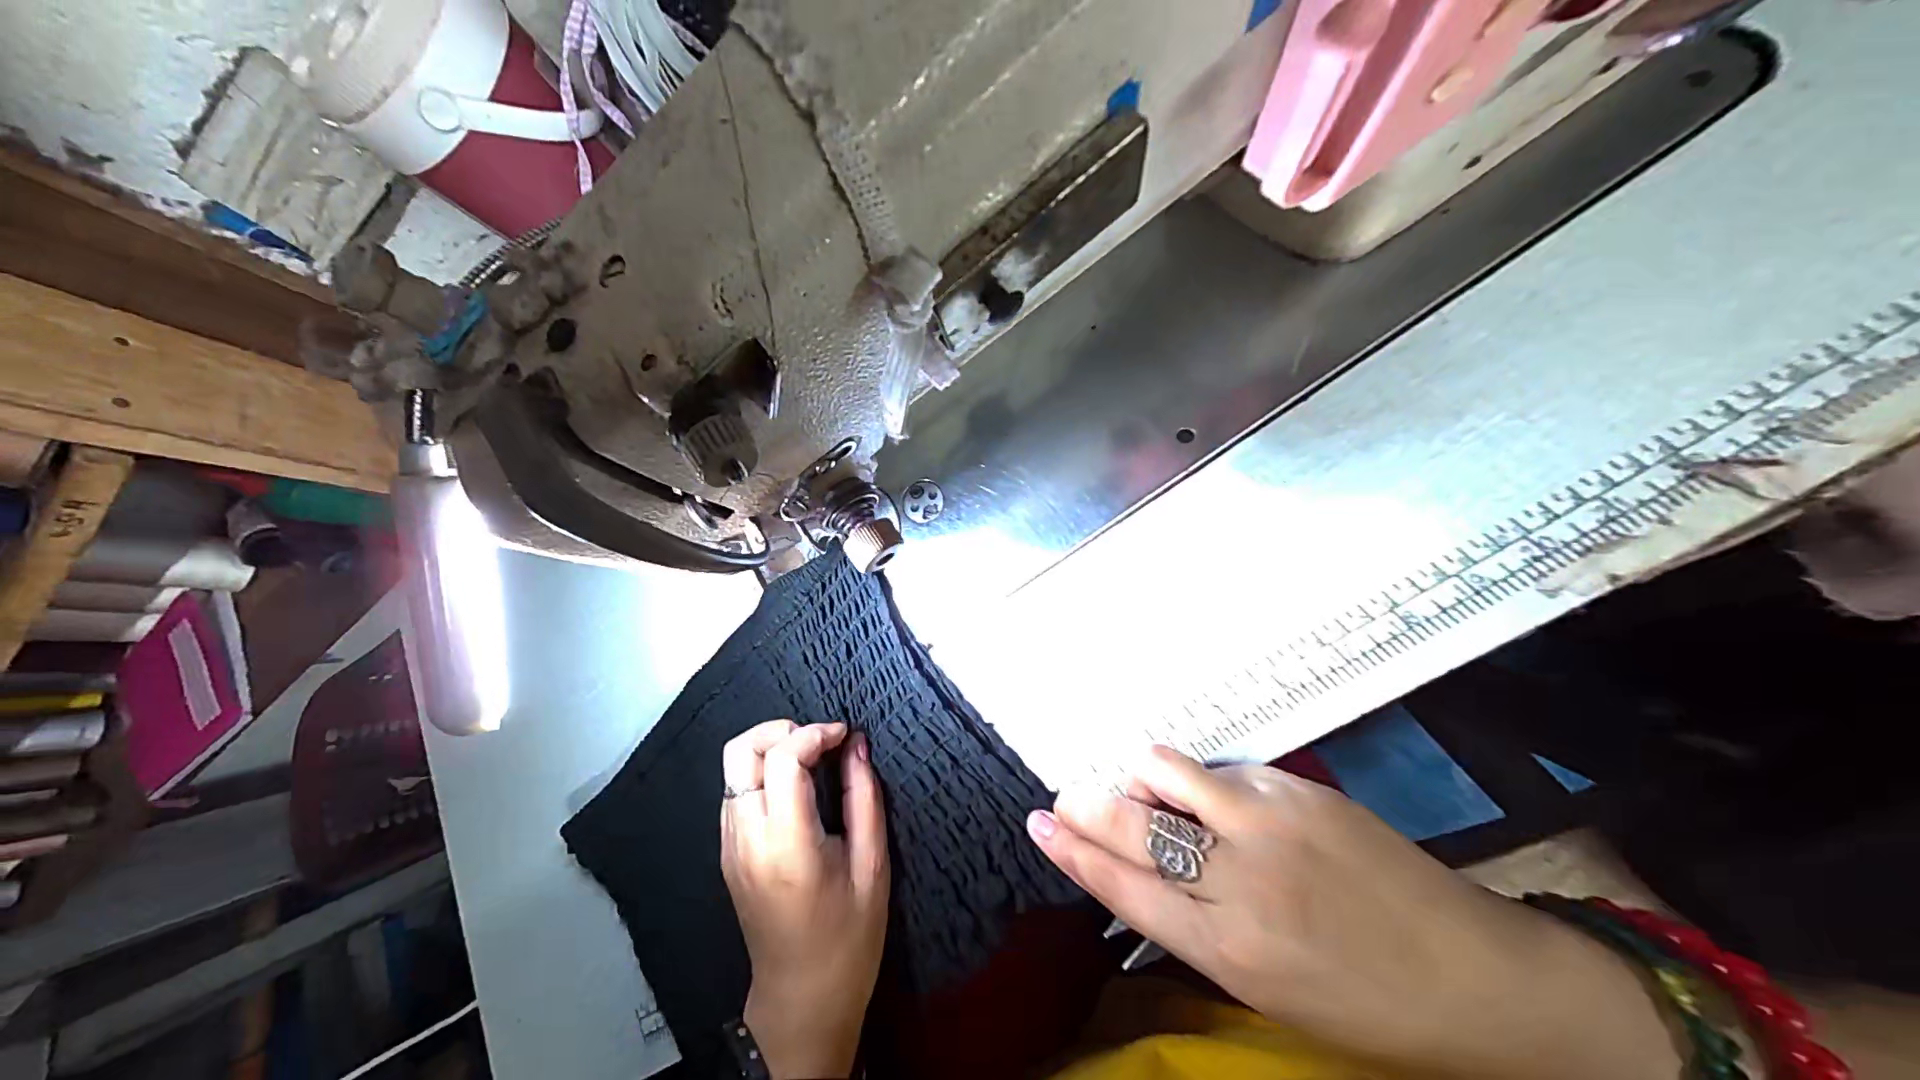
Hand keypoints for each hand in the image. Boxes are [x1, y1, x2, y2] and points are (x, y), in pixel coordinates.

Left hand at [720, 721, 888, 1079]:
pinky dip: (763, 772)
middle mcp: (747, 839)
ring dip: (771, 749)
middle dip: (780, 730)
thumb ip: (865, 797)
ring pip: (732, 768)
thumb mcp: (872, 865)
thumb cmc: (849, 937)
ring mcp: (730, 846)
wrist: (802, 995)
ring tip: (813, 760)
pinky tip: (796, 787)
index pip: (782, 759)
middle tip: (820, 741)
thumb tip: (857, 745)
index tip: (845, 734)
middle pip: (740, 751)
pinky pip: (736, 792)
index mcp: (786, 844)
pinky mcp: (727, 853)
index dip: (815, 733)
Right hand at [1028, 746, 1684, 1079]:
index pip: (1123, 886)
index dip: (1072, 851)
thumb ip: (1193, 925)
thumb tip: (1136, 869)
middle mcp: (1241, 881)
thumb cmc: (1362, 1004)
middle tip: (1063, 795)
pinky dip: (1202, 782)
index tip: (1038, 823)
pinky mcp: (1298, 790)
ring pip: (1169, 775)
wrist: (1478, 977)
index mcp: (1229, 948)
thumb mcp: (1264, 988)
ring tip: (1141, 786)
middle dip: (1086, 805)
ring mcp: (1271, 824)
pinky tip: (1217, 800)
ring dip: (1141, 777)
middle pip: (1133, 827)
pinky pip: (1222, 772)